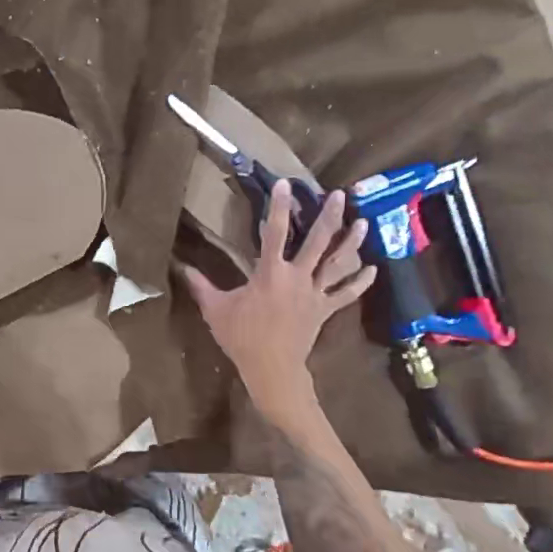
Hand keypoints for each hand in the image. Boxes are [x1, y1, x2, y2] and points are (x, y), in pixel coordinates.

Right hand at [181, 183, 376, 412]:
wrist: (270, 366)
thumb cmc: (240, 336)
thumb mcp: (214, 309)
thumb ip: (200, 285)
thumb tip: (180, 267)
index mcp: (270, 273)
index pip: (274, 233)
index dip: (279, 207)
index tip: (284, 184)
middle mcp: (297, 277)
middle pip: (317, 241)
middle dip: (329, 216)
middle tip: (340, 195)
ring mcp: (314, 293)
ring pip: (337, 263)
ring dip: (351, 242)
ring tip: (363, 223)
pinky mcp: (324, 310)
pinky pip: (346, 294)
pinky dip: (359, 282)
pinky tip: (372, 269)